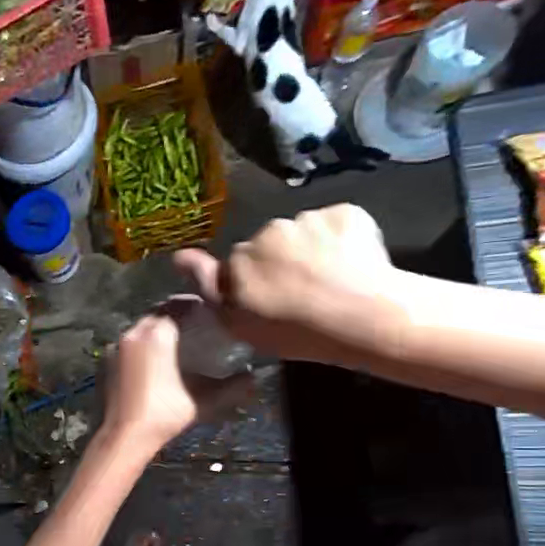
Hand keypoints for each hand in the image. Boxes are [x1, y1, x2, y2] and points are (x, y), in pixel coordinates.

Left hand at [100, 300, 251, 453]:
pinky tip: (152, 363)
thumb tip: (254, 379)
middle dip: (176, 317)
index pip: (179, 306)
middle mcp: (134, 332)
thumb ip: (231, 388)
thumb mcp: (203, 401)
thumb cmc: (164, 415)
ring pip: (141, 328)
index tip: (210, 314)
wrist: (123, 437)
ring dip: (157, 331)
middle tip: (195, 328)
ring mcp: (115, 346)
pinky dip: (141, 346)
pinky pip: (127, 345)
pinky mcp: (104, 362)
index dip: (196, 307)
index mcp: (157, 333)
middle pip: (158, 314)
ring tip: (175, 344)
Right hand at [174, 204, 404, 366]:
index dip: (252, 279)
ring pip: (304, 233)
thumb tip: (180, 256)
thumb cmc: (298, 332)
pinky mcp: (344, 213)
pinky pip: (337, 224)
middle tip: (304, 297)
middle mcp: (267, 233)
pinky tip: (354, 267)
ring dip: (313, 251)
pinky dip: (344, 240)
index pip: (236, 262)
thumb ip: (210, 288)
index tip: (268, 294)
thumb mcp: (242, 325)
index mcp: (240, 260)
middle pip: (270, 245)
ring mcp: (307, 220)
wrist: (364, 317)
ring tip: (333, 284)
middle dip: (281, 263)